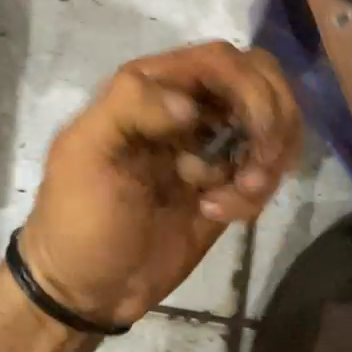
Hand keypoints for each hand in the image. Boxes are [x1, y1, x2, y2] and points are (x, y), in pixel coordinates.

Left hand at [20, 42, 301, 327]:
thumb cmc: (78, 219)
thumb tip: (192, 105)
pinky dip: (256, 191)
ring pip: (273, 121)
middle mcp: (189, 104)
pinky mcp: (227, 182)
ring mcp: (212, 143)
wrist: (88, 292)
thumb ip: (130, 106)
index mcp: (154, 85)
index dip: (249, 88)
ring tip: (239, 194)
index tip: (253, 132)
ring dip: (269, 157)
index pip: (222, 59)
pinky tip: (218, 213)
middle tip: (259, 164)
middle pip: (259, 79)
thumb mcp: (86, 153)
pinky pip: (266, 168)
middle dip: (272, 119)